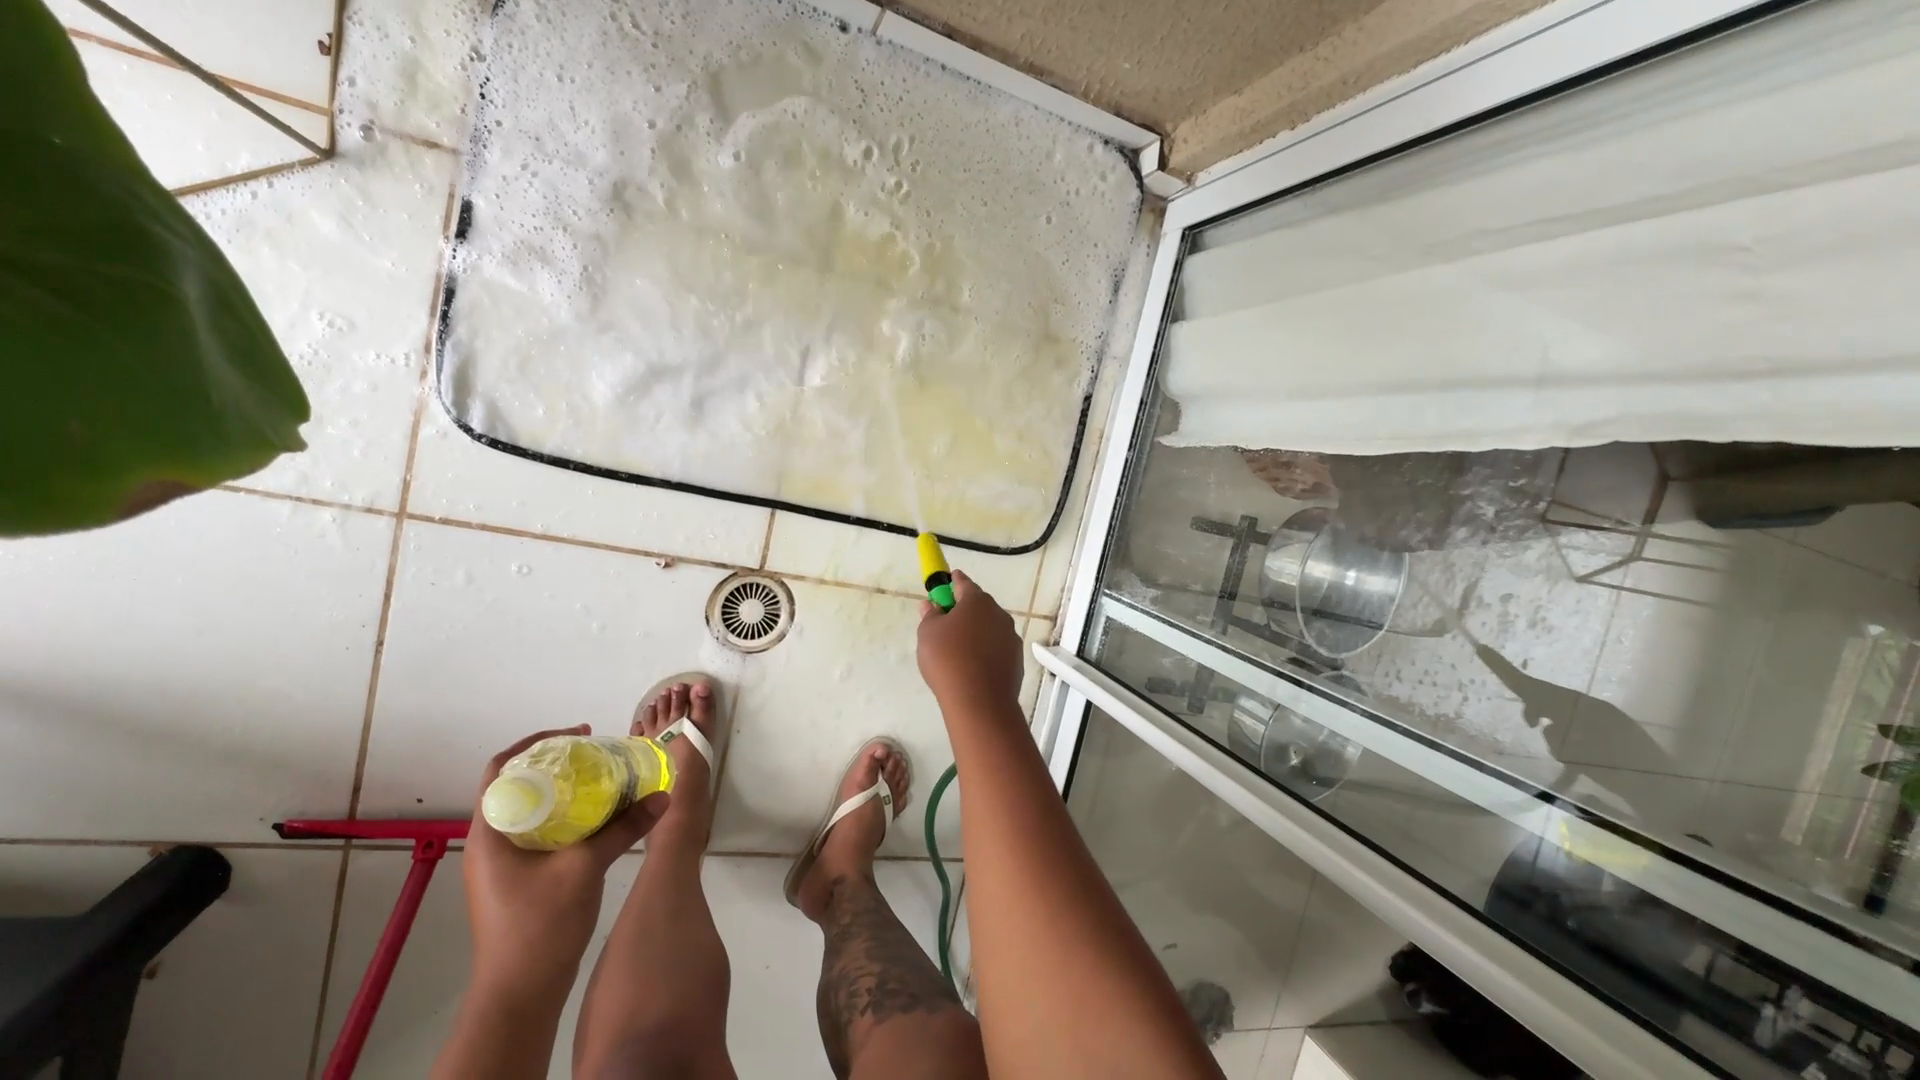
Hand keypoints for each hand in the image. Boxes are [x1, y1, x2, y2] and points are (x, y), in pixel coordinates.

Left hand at [463, 725, 668, 991]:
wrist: (520, 993)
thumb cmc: (540, 925)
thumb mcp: (585, 868)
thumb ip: (623, 829)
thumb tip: (663, 797)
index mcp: (491, 831)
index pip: (502, 768)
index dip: (537, 743)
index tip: (578, 735)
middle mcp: (490, 842)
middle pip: (519, 786)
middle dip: (559, 766)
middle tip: (599, 756)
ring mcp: (502, 865)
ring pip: (532, 812)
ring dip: (565, 793)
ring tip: (605, 783)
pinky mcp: (518, 881)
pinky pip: (541, 834)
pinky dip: (568, 819)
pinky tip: (599, 822)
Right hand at [917, 569, 1022, 711]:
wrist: (979, 700)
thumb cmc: (948, 659)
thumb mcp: (927, 634)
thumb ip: (930, 615)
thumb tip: (932, 605)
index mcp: (978, 602)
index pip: (964, 584)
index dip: (954, 581)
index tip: (948, 580)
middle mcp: (999, 615)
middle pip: (980, 606)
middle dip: (965, 609)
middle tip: (947, 621)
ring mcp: (1011, 638)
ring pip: (990, 628)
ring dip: (977, 632)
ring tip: (958, 649)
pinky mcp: (1016, 660)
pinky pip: (997, 649)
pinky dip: (986, 651)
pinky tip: (973, 666)